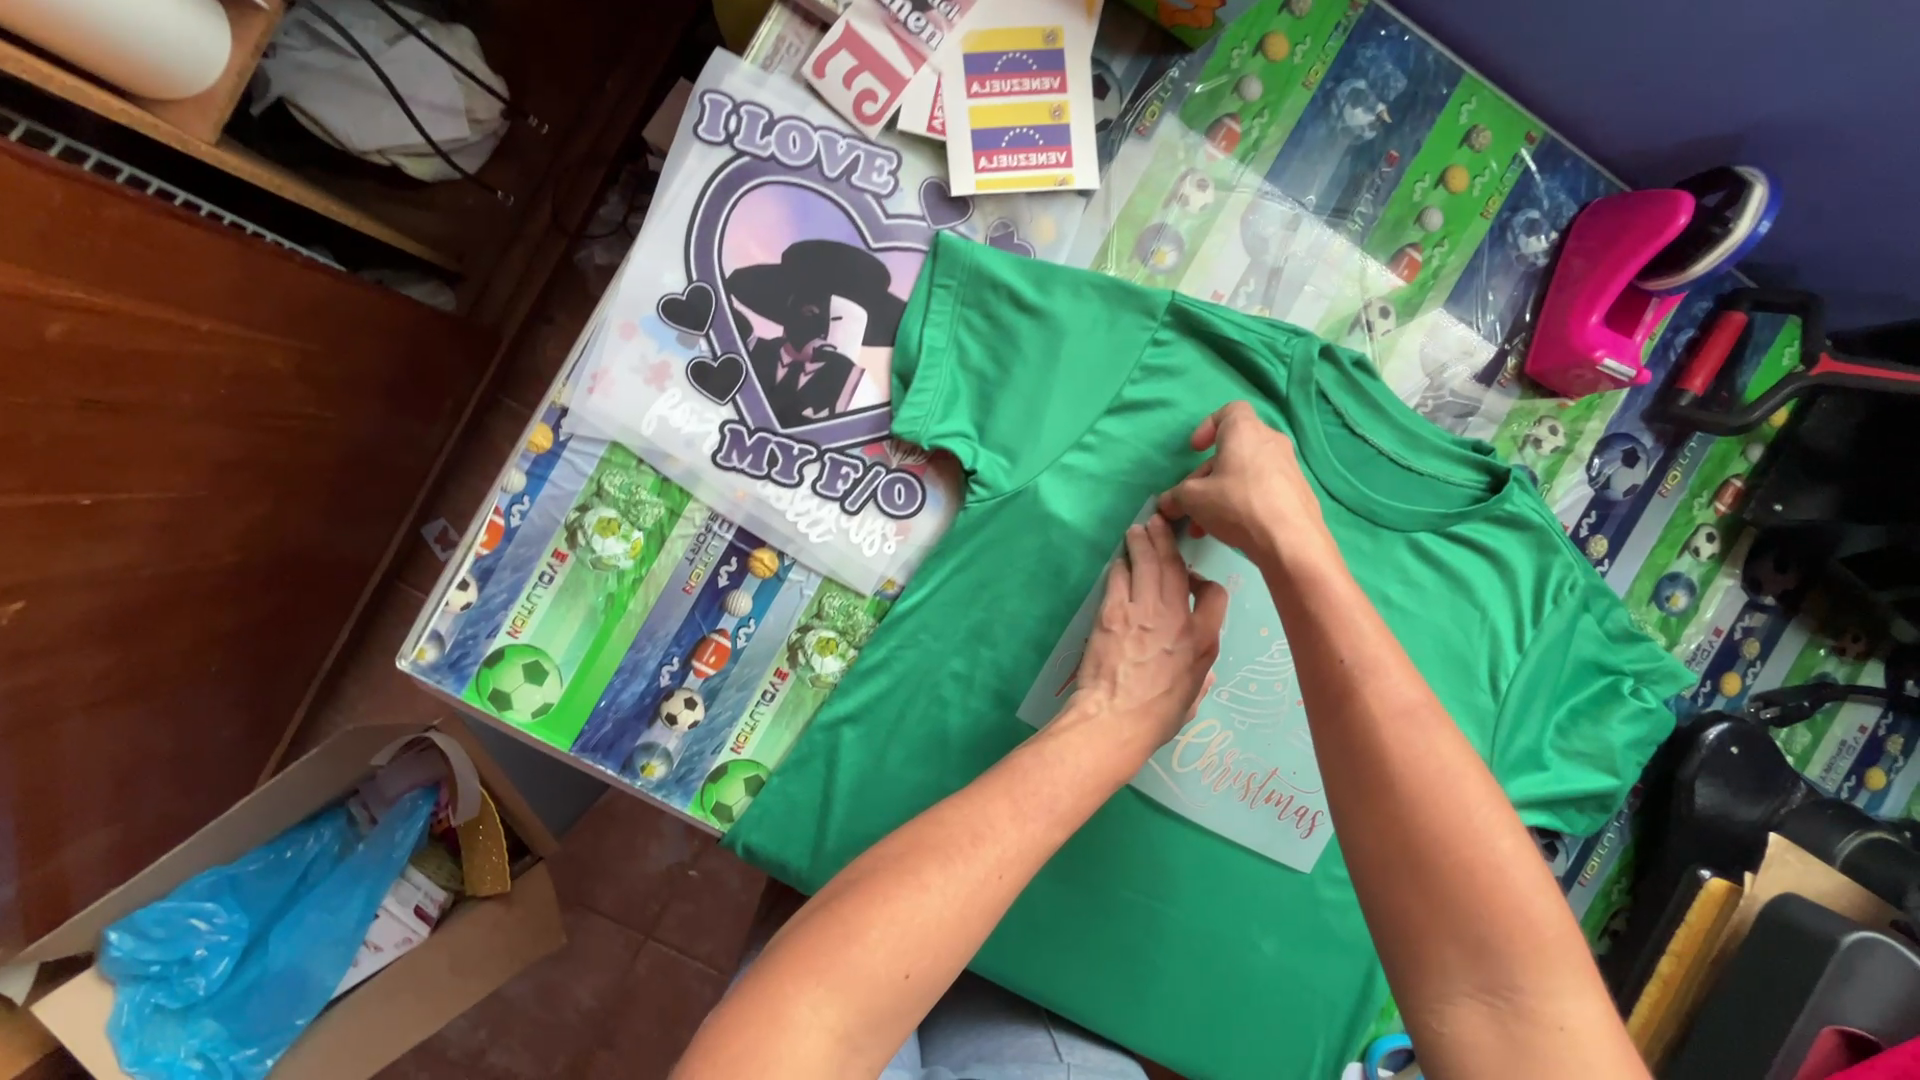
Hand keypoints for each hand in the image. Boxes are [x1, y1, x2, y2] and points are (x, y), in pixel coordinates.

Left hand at [1066, 514, 1227, 754]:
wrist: (1115, 720)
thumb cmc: (1157, 718)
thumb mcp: (1193, 699)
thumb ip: (1201, 679)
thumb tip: (1204, 673)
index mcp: (1203, 640)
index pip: (1215, 594)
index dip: (1205, 582)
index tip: (1194, 580)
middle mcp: (1176, 618)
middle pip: (1176, 567)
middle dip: (1167, 541)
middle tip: (1160, 522)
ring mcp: (1142, 611)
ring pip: (1146, 564)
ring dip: (1143, 542)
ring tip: (1139, 529)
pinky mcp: (1112, 612)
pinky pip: (1118, 579)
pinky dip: (1120, 566)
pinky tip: (1119, 560)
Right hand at [1158, 401, 1338, 574]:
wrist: (1291, 541)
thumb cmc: (1237, 505)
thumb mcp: (1193, 499)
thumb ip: (1176, 496)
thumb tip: (1166, 503)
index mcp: (1245, 431)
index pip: (1230, 411)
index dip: (1208, 426)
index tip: (1195, 450)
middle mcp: (1270, 442)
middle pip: (1233, 450)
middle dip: (1207, 475)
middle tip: (1190, 502)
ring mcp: (1288, 467)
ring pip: (1245, 473)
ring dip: (1221, 494)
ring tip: (1204, 525)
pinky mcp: (1298, 492)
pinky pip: (1263, 489)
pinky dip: (1243, 502)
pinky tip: (1231, 530)